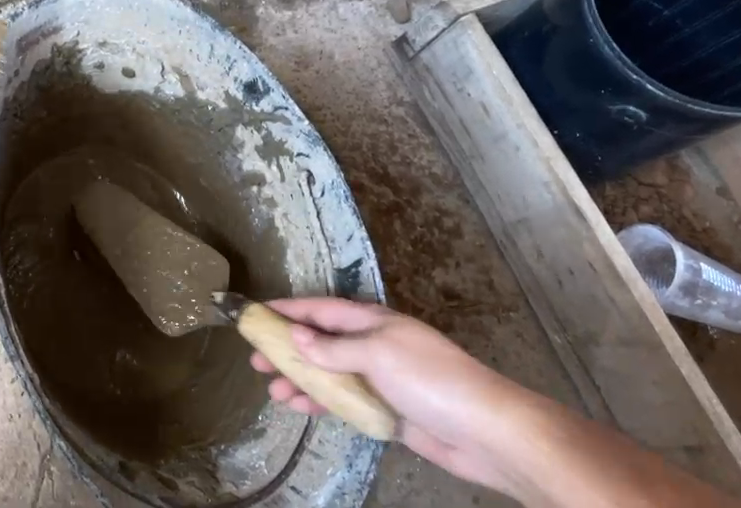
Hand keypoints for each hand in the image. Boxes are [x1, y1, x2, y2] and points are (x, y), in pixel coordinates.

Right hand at [250, 297, 539, 497]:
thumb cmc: (430, 379)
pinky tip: (301, 407)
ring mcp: (379, 379)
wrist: (485, 432)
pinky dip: (321, 402)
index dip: (287, 310)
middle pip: (320, 341)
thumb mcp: (377, 353)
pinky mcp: (387, 410)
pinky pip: (344, 402)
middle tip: (255, 359)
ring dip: (300, 379)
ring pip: (329, 374)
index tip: (255, 314)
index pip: (319, 309)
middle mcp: (372, 344)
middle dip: (287, 348)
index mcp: (371, 321)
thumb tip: (295, 335)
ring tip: (272, 389)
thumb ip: (333, 347)